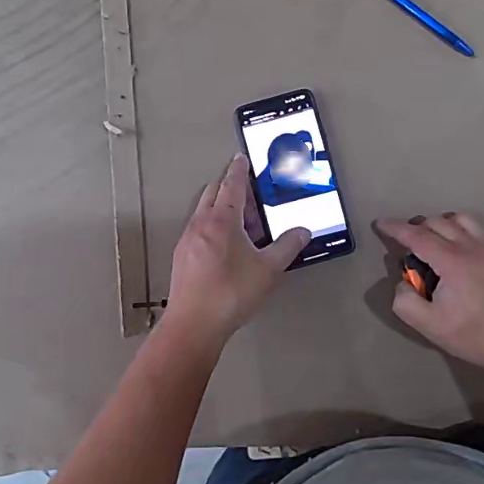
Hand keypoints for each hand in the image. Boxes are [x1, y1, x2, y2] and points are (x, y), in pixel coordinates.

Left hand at [164, 155, 310, 343]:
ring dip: (222, 211)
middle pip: (213, 194)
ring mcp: (187, 241)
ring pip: (204, 213)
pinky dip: (213, 229)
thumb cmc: (231, 292)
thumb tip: (302, 232)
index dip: (239, 171)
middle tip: (252, 199)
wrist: (194, 324)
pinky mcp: (182, 259)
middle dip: (231, 190)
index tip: (241, 159)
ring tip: (244, 227)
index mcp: (222, 220)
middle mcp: (200, 225)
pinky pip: (198, 232)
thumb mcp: (268, 269)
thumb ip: (287, 246)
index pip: (231, 185)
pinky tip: (227, 249)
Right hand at [375, 213, 483, 370]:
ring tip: (432, 243)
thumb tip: (403, 282)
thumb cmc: (474, 335)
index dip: (395, 228)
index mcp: (452, 262)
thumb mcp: (430, 326)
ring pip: (460, 219)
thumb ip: (405, 301)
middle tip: (406, 246)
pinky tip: (457, 247)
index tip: (380, 224)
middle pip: (437, 222)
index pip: (417, 236)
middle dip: (416, 228)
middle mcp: (472, 247)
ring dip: (440, 224)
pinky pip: (477, 228)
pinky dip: (460, 228)